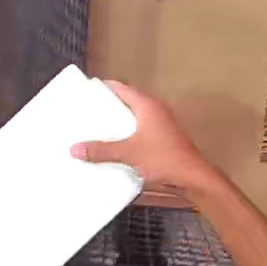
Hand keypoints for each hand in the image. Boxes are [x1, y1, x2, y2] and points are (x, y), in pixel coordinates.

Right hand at [71, 81, 219, 196]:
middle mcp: (155, 111)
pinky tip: (113, 147)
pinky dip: (126, 136)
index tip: (86, 90)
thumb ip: (102, 150)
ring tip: (94, 129)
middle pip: (127, 103)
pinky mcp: (163, 140)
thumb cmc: (163, 158)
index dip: (104, 87)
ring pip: (134, 119)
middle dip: (108, 108)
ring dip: (117, 124)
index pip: (122, 88)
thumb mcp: (129, 153)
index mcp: (147, 106)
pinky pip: (139, 133)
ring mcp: (161, 126)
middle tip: (86, 112)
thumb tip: (74, 149)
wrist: (192, 178)